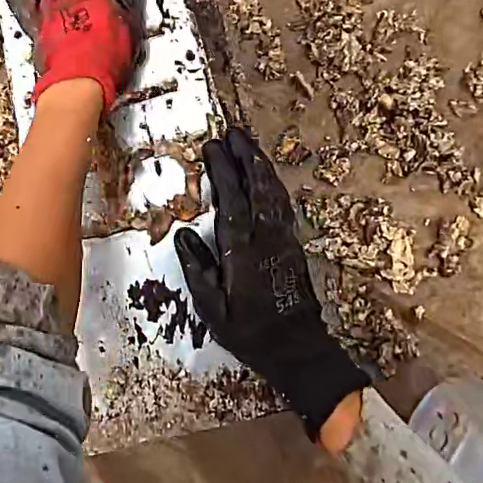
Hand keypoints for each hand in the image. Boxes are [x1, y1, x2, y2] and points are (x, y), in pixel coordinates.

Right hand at [174, 127, 371, 438]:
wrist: (299, 350)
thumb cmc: (250, 333)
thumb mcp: (213, 309)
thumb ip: (199, 269)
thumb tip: (183, 235)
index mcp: (243, 251)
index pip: (232, 201)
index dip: (223, 171)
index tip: (212, 148)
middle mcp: (266, 238)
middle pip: (257, 188)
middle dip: (245, 157)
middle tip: (233, 133)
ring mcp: (283, 240)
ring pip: (273, 192)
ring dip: (261, 165)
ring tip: (248, 144)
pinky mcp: (293, 245)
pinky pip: (282, 205)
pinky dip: (273, 184)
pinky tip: (266, 175)